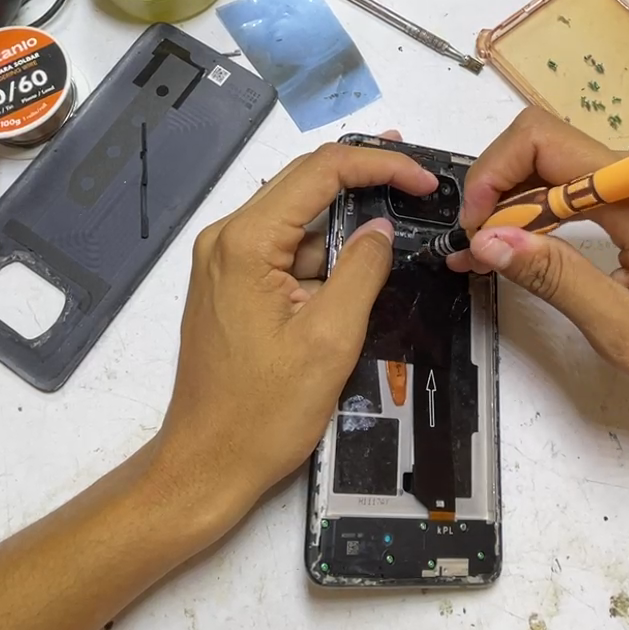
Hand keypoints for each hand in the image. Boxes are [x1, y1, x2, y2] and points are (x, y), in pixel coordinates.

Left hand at [151, 136, 438, 524]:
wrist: (205, 464)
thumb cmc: (264, 412)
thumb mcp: (330, 339)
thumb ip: (361, 270)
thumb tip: (381, 226)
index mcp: (245, 241)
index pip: (320, 172)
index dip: (379, 165)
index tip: (423, 182)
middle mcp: (227, 237)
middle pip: (304, 181)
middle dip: (364, 175)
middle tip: (417, 178)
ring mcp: (226, 259)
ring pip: (297, 214)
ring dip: (345, 214)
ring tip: (398, 212)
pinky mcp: (232, 282)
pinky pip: (286, 247)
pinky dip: (324, 248)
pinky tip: (359, 258)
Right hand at [447, 108, 628, 420]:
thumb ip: (558, 281)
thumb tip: (488, 241)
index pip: (545, 141)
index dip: (494, 174)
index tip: (475, 230)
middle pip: (543, 144)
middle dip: (496, 188)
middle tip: (476, 247)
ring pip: (553, 165)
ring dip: (511, 203)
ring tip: (484, 254)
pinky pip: (574, 189)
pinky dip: (537, 214)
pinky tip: (518, 251)